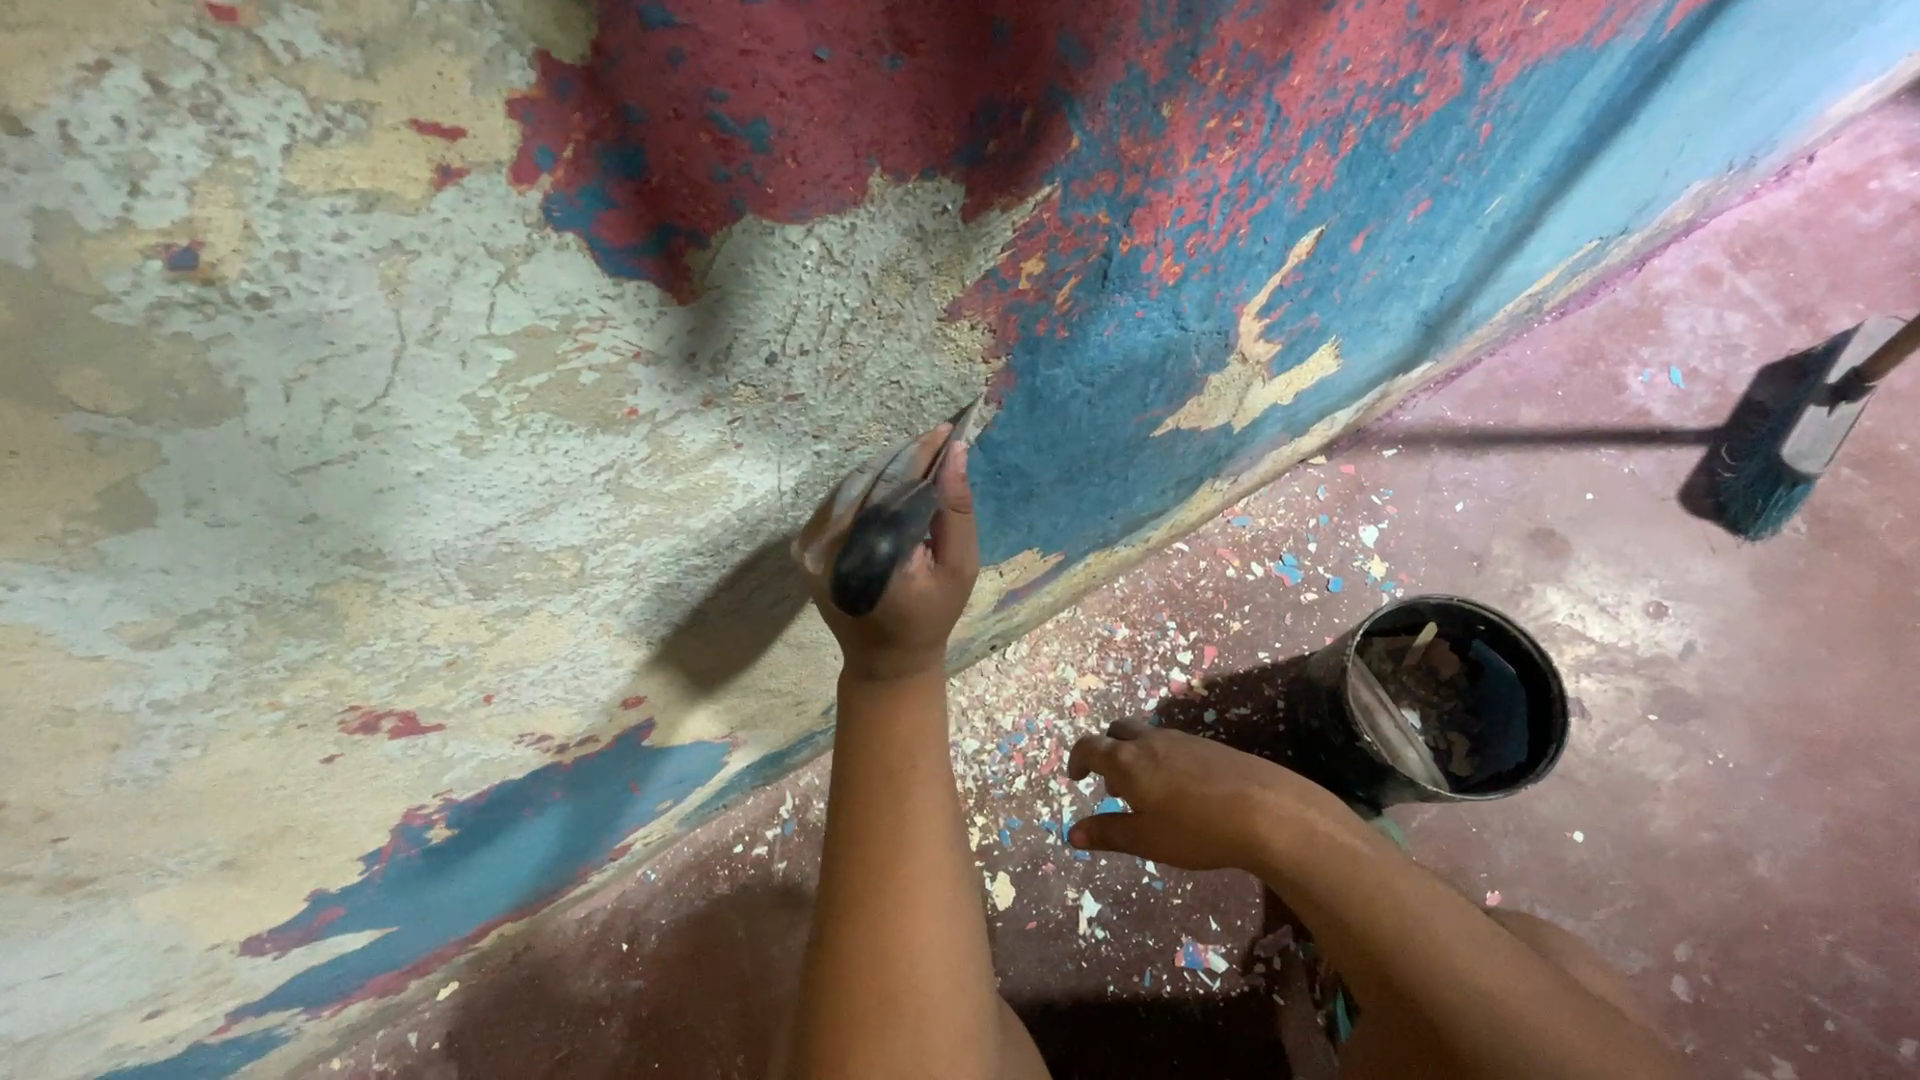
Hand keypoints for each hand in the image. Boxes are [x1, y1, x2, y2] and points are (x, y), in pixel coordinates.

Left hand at [795, 427, 978, 682]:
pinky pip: (836, 502)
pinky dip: (863, 484)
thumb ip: (956, 512)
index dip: (920, 455)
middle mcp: (831, 548)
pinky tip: (888, 477)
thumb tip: (955, 454)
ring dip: (883, 465)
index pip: (896, 488)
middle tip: (935, 439)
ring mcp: (810, 547)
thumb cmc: (930, 617)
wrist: (883, 659)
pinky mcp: (803, 547)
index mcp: (872, 558)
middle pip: (870, 481)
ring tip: (917, 454)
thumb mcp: (959, 568)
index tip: (945, 432)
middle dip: (904, 455)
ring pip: (850, 486)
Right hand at [1067, 719, 1355, 870]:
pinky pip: (1175, 745)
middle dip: (1107, 751)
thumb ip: (1107, 833)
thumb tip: (1071, 833)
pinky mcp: (1211, 747)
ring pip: (1148, 736)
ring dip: (1137, 756)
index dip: (1078, 759)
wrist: (1267, 810)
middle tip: (1113, 785)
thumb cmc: (1195, 829)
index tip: (1077, 777)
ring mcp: (1184, 740)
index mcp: (1127, 760)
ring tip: (1148, 793)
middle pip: (1118, 731)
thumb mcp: (1145, 839)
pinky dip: (1164, 760)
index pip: (1090, 746)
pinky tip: (1183, 792)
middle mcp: (1151, 741)